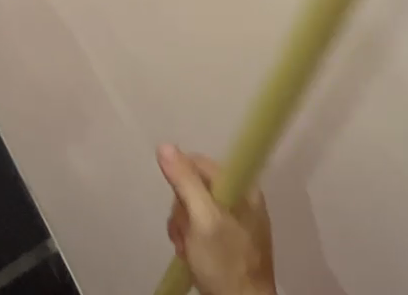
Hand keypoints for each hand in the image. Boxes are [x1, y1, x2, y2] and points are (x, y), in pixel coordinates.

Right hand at [158, 144, 275, 294]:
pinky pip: (197, 226)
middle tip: (187, 233)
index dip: (182, 180)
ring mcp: (233, 221)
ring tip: (188, 248)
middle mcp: (240, 200)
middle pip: (193, 186)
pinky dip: (189, 238)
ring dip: (182, 227)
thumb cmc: (225, 263)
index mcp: (243, 189)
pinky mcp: (226, 240)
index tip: (179, 204)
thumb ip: (185, 182)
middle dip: (182, 210)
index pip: (199, 163)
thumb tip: (164, 145)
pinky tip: (190, 253)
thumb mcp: (203, 219)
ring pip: (191, 207)